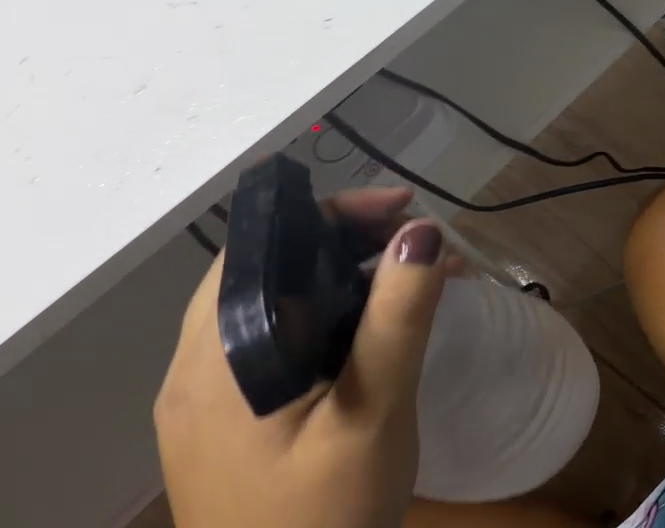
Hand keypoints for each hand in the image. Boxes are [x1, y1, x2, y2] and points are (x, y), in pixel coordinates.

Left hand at [155, 187, 450, 527]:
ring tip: (425, 279)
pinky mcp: (233, 421)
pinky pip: (279, 341)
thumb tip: (421, 230)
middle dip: (348, 238)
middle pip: (266, 271)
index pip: (258, 250)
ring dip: (348, 276)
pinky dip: (334, 316)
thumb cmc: (326, 510)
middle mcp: (197, 371)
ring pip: (276, 304)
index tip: (405, 210)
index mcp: (216, 363)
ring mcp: (211, 399)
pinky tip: (386, 329)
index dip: (330, 213)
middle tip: (423, 241)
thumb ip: (395, 317)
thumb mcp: (374, 409)